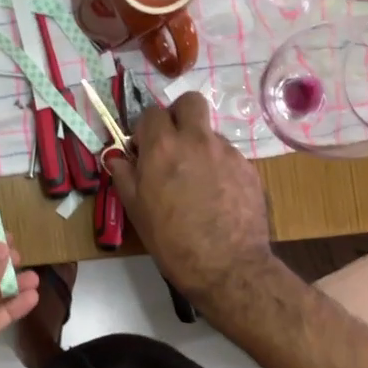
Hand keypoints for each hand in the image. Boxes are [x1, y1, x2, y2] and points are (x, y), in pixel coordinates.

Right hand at [106, 92, 273, 302]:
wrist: (226, 265)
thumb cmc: (170, 238)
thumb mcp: (135, 208)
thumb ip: (124, 175)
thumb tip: (118, 159)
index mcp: (163, 148)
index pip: (152, 113)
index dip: (145, 129)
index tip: (142, 150)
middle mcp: (197, 141)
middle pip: (191, 102)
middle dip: (178, 114)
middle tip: (172, 141)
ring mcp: (227, 153)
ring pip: (209, 133)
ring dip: (198, 146)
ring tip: (195, 180)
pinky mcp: (249, 169)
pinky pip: (228, 157)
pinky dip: (218, 167)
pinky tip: (215, 195)